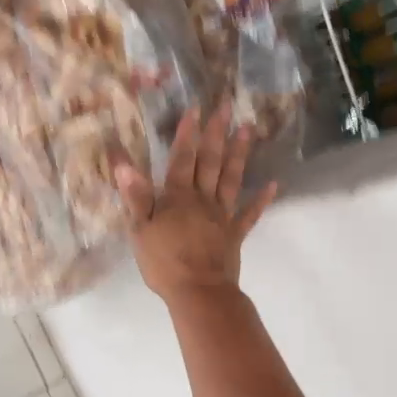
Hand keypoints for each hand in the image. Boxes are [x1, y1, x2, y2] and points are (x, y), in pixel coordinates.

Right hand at [117, 104, 277, 305]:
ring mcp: (222, 216)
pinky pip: (249, 215)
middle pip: (210, 162)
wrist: (198, 291)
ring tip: (248, 129)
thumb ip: (135, 196)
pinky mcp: (234, 235)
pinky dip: (261, 200)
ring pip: (231, 179)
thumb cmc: (163, 263)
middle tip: (226, 106)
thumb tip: (124, 164)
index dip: (187, 134)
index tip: (195, 109)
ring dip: (239, 154)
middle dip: (216, 133)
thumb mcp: (140, 230)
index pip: (182, 159)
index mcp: (176, 198)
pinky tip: (273, 185)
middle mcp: (202, 200)